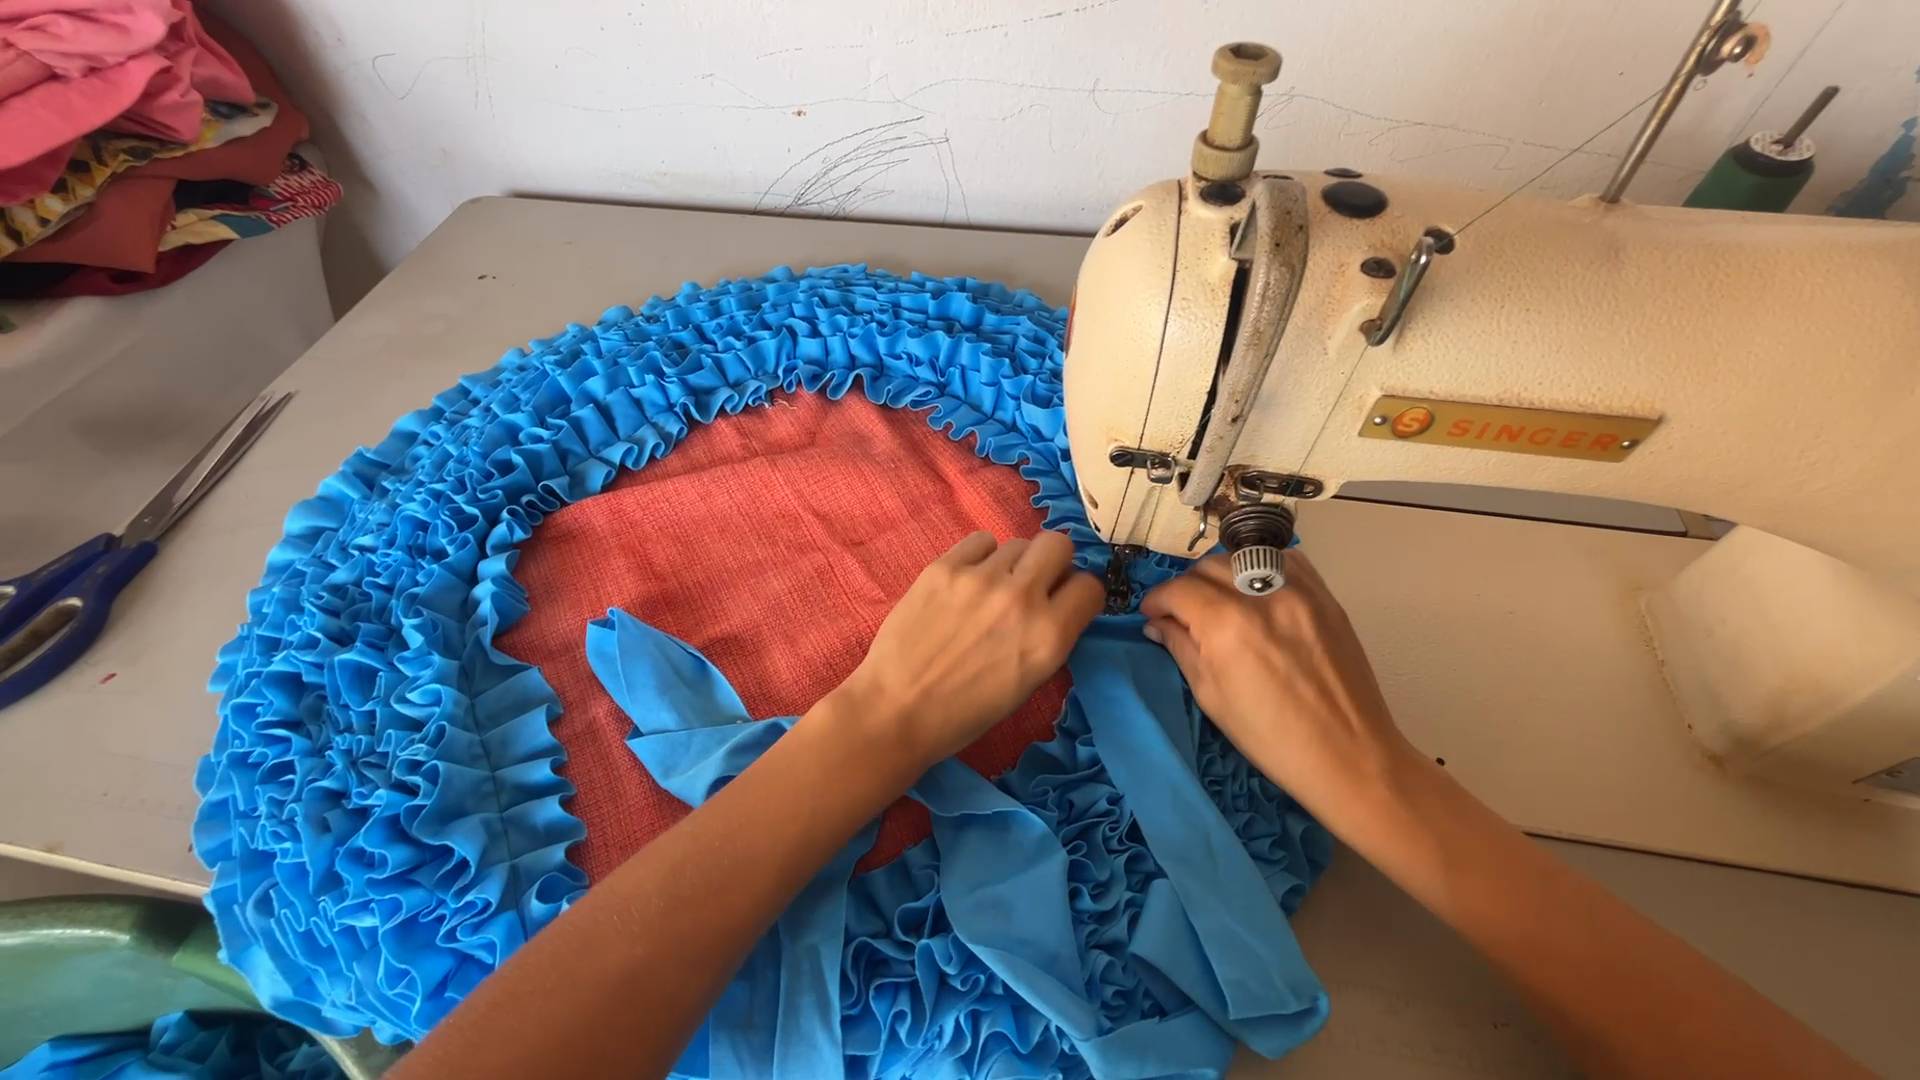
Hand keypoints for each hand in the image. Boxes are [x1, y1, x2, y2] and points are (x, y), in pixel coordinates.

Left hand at [828, 530, 1104, 771]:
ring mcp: (980, 578)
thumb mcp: (1027, 684)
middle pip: (1059, 545)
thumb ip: (1050, 637)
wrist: (896, 710)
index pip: (1090, 587)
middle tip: (1032, 585)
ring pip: (1017, 542)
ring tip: (989, 590)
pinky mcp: (944, 567)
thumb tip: (1057, 603)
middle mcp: (1021, 599)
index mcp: (1049, 637)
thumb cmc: (964, 713)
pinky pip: (980, 541)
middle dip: (1052, 563)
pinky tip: (966, 581)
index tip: (1064, 602)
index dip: (1079, 594)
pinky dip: (979, 557)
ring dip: (1012, 563)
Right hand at [1140, 549, 1414, 821]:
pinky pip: (1286, 560)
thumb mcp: (1211, 696)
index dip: (1157, 601)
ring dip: (1221, 574)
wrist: (1348, 754)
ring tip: (1218, 601)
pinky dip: (1262, 567)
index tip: (1151, 616)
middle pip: (1207, 567)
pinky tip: (1256, 591)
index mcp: (1228, 625)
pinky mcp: (1326, 596)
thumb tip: (1158, 624)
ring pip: (1244, 557)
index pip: (1178, 590)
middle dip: (1185, 587)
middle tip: (1182, 613)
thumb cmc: (1270, 737)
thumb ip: (1181, 648)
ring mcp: (1300, 591)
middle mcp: (1262, 595)